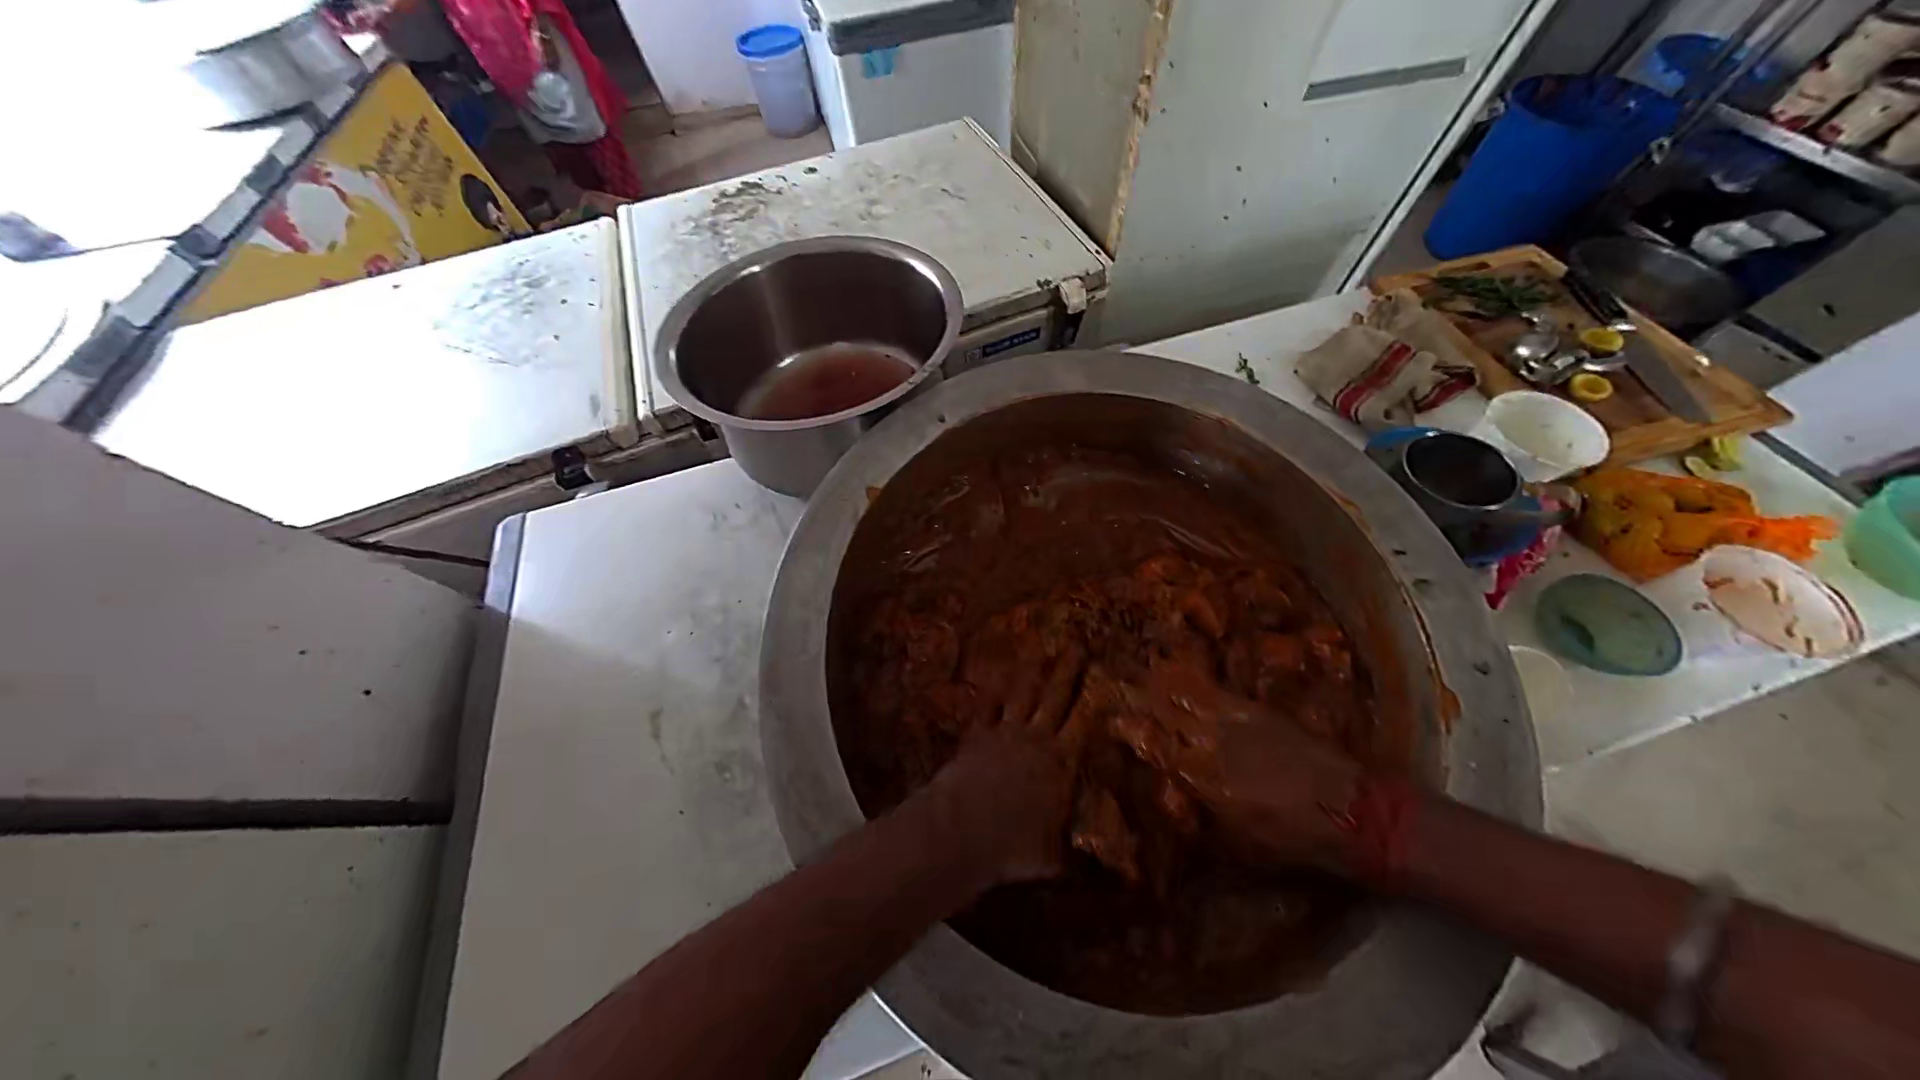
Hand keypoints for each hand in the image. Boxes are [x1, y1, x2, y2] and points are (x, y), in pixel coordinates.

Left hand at [911, 647, 1087, 887]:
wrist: (963, 831)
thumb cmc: (1012, 847)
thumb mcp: (1052, 858)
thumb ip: (1076, 856)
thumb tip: (1111, 876)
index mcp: (1061, 764)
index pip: (1084, 725)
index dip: (1095, 701)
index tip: (1104, 678)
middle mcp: (1036, 741)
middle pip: (1056, 699)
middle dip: (1069, 671)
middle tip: (1078, 643)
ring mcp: (1004, 734)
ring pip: (1023, 694)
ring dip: (1033, 670)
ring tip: (1041, 647)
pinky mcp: (976, 735)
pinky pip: (987, 706)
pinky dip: (993, 689)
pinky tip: (997, 674)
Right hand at [1128, 663, 1364, 870]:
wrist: (1351, 811)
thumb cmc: (1291, 840)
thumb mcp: (1237, 844)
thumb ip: (1199, 818)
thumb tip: (1169, 803)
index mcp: (1205, 779)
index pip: (1157, 748)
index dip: (1130, 733)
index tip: (1109, 721)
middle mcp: (1213, 744)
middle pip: (1165, 716)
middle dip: (1136, 701)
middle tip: (1112, 687)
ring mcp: (1235, 723)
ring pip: (1186, 698)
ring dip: (1159, 687)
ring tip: (1137, 674)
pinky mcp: (1256, 711)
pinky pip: (1215, 692)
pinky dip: (1192, 683)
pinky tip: (1178, 673)